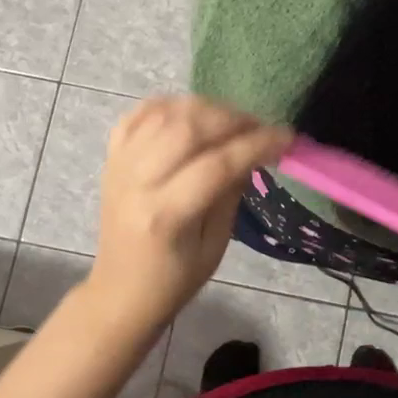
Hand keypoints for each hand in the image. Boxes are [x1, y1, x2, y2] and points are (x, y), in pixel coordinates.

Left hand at [80, 97, 291, 331]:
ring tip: (231, 121)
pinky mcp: (111, 158)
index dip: (256, 145)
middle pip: (186, 129)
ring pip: (163, 115)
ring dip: (204, 108)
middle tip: (260, 127)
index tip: (287, 138)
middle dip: (232, 119)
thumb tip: (253, 152)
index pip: (216, 165)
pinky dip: (168, 105)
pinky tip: (192, 113)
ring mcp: (119, 166)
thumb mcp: (214, 246)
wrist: (121, 292)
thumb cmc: (174, 279)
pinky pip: (137, 115)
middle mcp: (137, 183)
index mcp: (166, 216)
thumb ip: (230, 194)